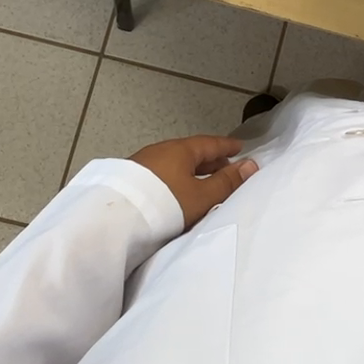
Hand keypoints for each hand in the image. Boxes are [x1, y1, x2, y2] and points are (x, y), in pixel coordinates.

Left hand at [129, 135, 258, 229]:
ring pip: (174, 162)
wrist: (113, 220)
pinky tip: (175, 189)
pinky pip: (161, 171)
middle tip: (225, 167)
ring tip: (202, 181)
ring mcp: (143, 163)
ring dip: (191, 169)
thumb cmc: (165, 205)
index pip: (210, 143)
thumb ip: (226, 182)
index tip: (240, 147)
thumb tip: (250, 164)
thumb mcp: (201, 197)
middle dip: (210, 159)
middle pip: (191, 151)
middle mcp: (161, 150)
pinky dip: (175, 176)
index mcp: (181, 150)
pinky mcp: (130, 179)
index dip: (226, 146)